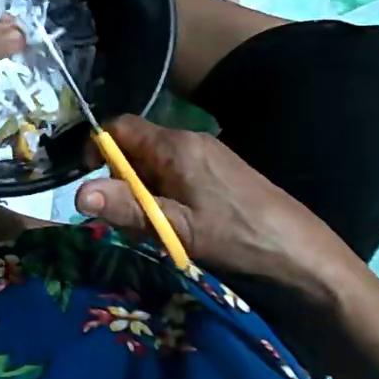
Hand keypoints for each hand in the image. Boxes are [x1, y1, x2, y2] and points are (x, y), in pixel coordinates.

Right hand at [73, 116, 353, 289]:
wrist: (300, 252)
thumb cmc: (236, 235)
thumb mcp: (177, 228)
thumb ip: (129, 208)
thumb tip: (78, 193)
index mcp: (176, 145)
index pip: (120, 127)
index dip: (98, 148)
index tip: (93, 184)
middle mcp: (189, 140)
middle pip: (136, 146)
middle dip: (122, 179)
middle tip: (127, 217)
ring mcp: (208, 154)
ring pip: (156, 163)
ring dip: (145, 191)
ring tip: (155, 227)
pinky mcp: (220, 172)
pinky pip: (177, 172)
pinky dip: (166, 195)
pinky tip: (179, 225)